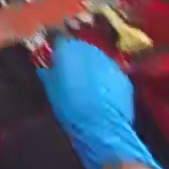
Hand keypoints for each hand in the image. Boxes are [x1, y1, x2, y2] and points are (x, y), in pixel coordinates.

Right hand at [38, 37, 168, 168]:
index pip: (59, 39)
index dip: (57, 48)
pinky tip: (103, 93)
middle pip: (79, 46)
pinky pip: (109, 71)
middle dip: (75, 56)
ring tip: (88, 84)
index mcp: (68, 50)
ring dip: (91, 66)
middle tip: (72, 72)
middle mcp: (89, 49)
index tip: (55, 57)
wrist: (104, 129)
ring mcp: (107, 60)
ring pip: (96, 57)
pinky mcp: (122, 74)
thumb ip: (49, 75)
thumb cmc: (71, 110)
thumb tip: (47, 68)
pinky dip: (105, 78)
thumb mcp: (52, 93)